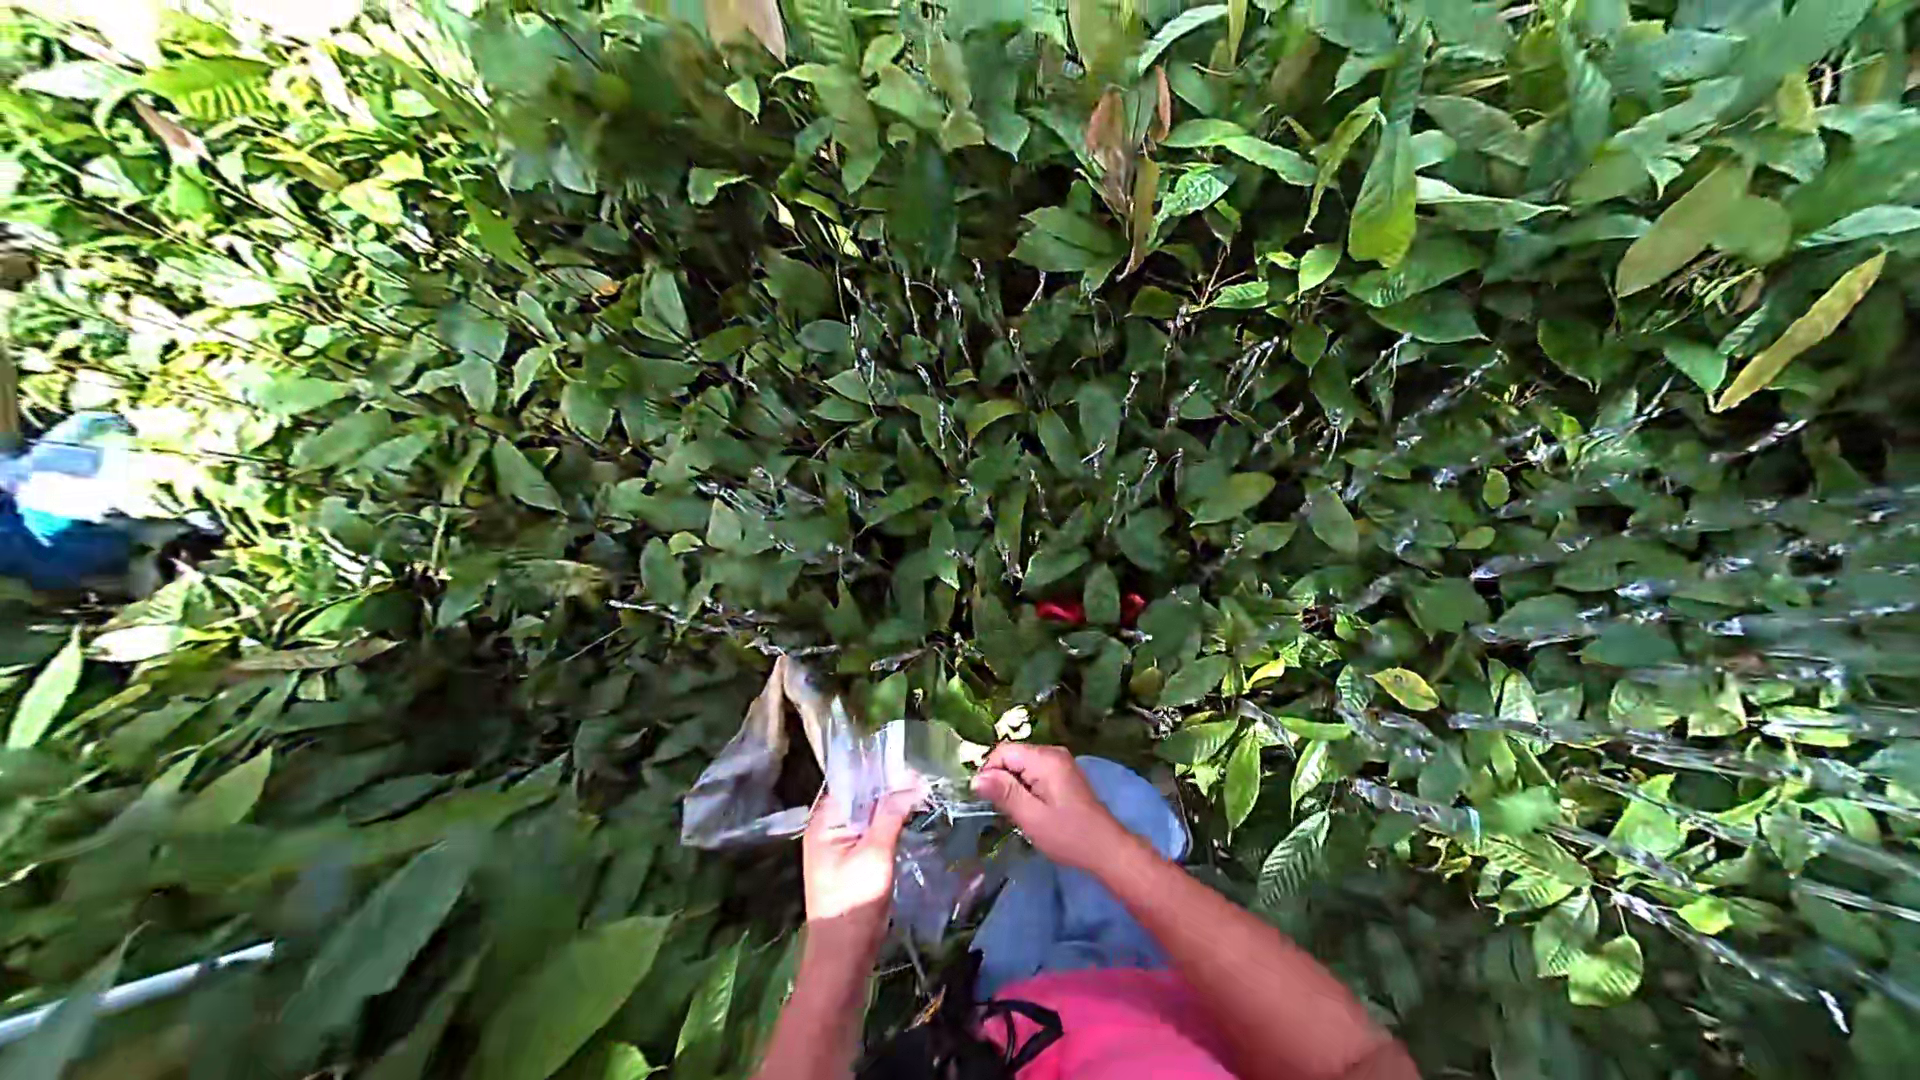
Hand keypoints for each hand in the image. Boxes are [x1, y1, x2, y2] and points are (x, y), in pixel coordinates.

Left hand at [801, 787, 921, 947]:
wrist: (844, 956)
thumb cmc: (854, 900)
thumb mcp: (875, 853)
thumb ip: (891, 814)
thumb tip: (910, 781)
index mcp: (823, 823)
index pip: (850, 783)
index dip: (877, 773)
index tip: (906, 766)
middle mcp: (826, 830)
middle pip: (858, 798)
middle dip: (887, 789)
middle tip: (919, 780)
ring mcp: (837, 847)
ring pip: (866, 816)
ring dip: (889, 807)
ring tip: (918, 794)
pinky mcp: (850, 862)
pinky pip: (868, 833)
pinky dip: (886, 826)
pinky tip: (906, 819)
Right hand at [971, 743, 1135, 872]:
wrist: (1106, 848)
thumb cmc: (1068, 835)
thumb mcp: (1031, 817)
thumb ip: (1004, 793)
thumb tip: (976, 778)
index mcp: (1045, 759)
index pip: (1002, 751)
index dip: (990, 772)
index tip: (988, 799)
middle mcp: (1052, 752)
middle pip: (1012, 756)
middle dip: (1002, 779)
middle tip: (1006, 809)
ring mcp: (1060, 762)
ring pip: (1022, 764)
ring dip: (1014, 785)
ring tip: (1020, 811)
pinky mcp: (1063, 773)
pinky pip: (1034, 771)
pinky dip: (1026, 787)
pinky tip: (1032, 808)